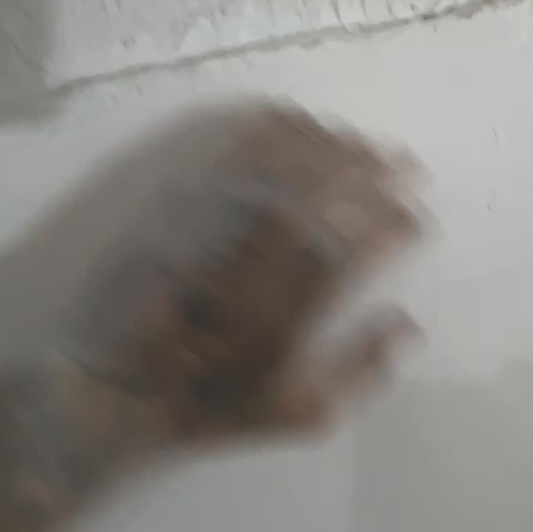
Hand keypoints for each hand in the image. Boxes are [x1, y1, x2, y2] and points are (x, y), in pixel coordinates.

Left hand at [57, 103, 425, 444]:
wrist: (113, 384)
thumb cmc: (212, 400)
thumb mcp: (297, 411)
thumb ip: (362, 369)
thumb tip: (411, 325)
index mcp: (300, 294)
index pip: (366, 237)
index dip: (400, 220)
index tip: (419, 215)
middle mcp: (267, 240)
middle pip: (336, 184)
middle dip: (379, 168)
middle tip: (405, 160)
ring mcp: (228, 211)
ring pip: (296, 157)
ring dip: (338, 143)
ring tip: (363, 140)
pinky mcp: (192, 193)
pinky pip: (244, 144)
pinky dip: (281, 127)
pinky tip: (303, 120)